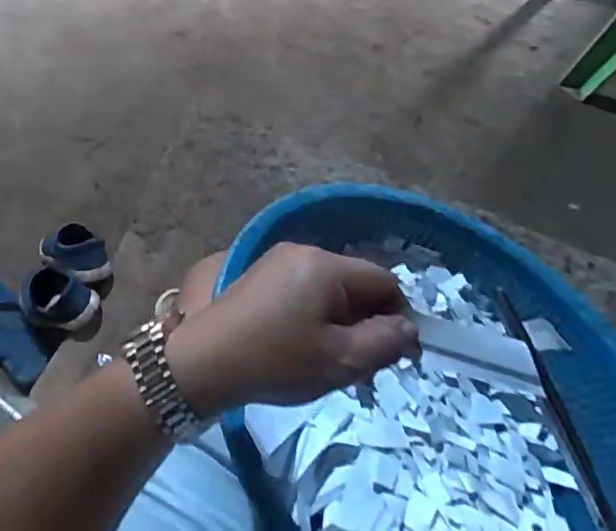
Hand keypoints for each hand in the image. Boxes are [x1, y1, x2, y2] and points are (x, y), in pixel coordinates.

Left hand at [164, 243, 419, 416]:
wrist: (207, 360)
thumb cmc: (277, 359)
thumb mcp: (340, 361)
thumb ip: (383, 343)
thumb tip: (408, 328)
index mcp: (324, 264)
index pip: (382, 280)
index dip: (398, 315)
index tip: (396, 353)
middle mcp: (303, 251)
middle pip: (355, 282)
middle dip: (367, 320)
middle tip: (361, 364)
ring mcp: (278, 259)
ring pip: (330, 287)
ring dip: (341, 320)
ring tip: (330, 359)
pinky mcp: (261, 274)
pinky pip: (305, 288)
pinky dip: (316, 314)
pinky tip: (303, 346)